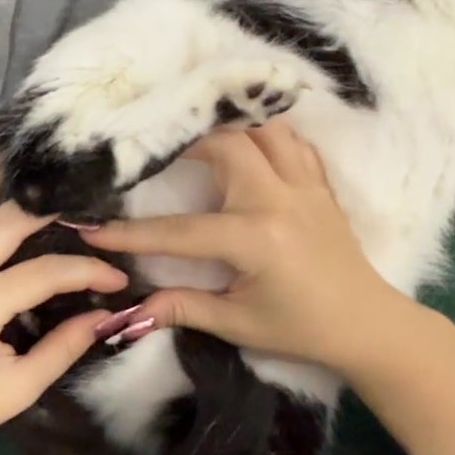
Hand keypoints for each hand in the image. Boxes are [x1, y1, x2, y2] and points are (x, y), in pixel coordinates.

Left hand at [0, 175, 126, 454]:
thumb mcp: (22, 386)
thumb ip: (65, 346)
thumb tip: (105, 316)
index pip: (41, 272)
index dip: (85, 271)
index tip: (118, 278)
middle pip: (4, 222)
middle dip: (49, 209)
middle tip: (89, 203)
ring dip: (14, 198)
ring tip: (50, 182)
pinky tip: (14, 205)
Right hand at [83, 120, 423, 369]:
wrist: (366, 326)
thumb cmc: (300, 329)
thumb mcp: (237, 323)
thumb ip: (184, 306)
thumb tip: (131, 311)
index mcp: (255, 238)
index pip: (179, 229)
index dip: (130, 233)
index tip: (89, 226)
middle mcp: (279, 199)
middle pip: (226, 142)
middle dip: (182, 140)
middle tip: (150, 148)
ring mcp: (304, 186)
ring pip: (263, 129)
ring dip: (227, 126)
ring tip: (193, 132)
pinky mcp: (319, 185)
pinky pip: (292, 141)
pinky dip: (265, 133)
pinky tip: (244, 139)